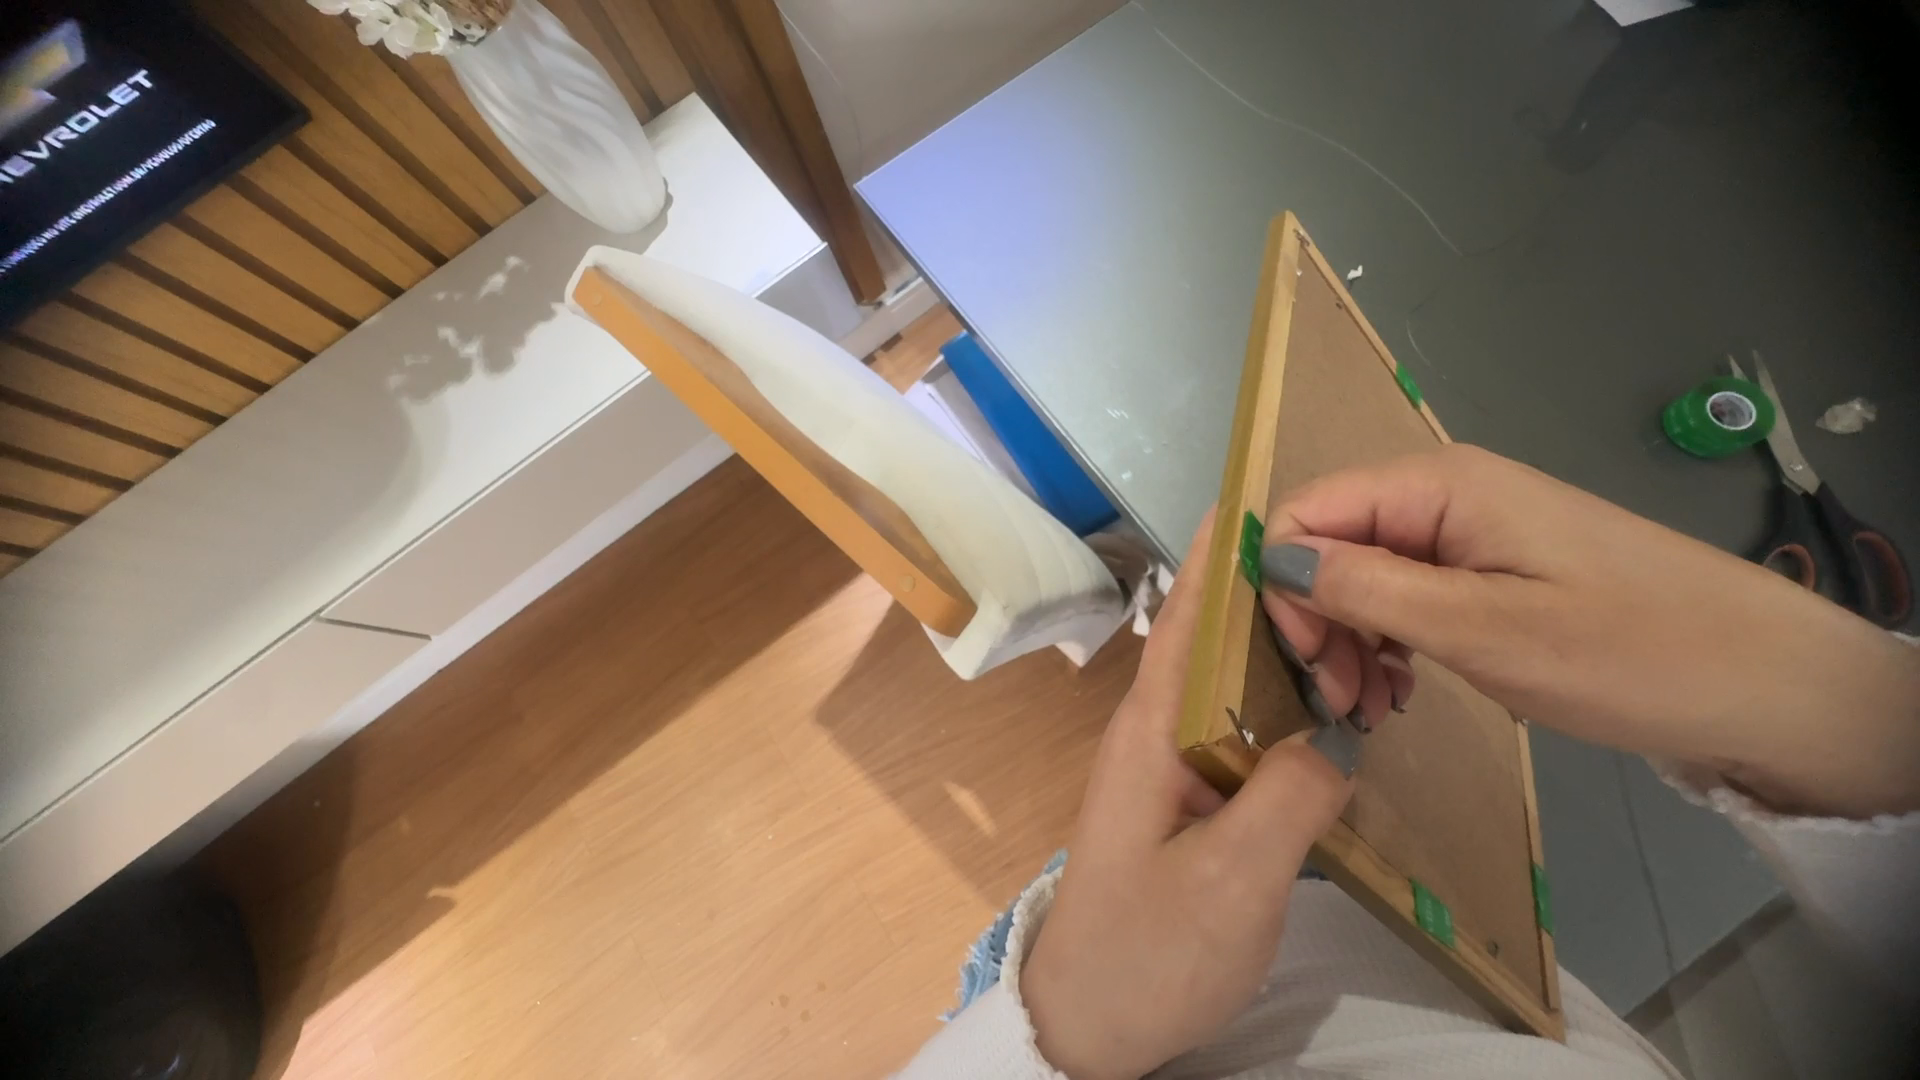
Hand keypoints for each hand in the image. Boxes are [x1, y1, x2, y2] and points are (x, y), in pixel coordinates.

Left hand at [1020, 514, 1355, 1079]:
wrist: (1090, 1016)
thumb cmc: (1149, 947)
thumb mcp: (1233, 879)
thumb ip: (1288, 795)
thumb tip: (1333, 735)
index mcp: (1151, 730)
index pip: (1184, 621)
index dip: (1213, 559)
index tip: (1250, 500)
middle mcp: (1156, 731)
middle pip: (1214, 645)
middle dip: (1273, 606)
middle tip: (1354, 582)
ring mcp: (1171, 766)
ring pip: (1232, 690)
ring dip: (1286, 662)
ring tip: (1359, 639)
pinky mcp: (1190, 800)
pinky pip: (1241, 736)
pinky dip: (1285, 718)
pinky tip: (1332, 719)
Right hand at [1258, 444, 1919, 818]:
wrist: (1780, 689)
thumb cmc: (1633, 653)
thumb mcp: (1482, 629)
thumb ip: (1366, 588)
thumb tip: (1271, 561)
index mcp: (1434, 486)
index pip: (1302, 512)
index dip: (1282, 581)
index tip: (1308, 658)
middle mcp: (1438, 494)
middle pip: (1327, 544)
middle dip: (1315, 620)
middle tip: (1337, 701)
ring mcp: (1462, 530)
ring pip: (1357, 574)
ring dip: (1347, 640)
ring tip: (1369, 707)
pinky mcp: (1482, 566)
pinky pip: (1399, 593)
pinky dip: (1384, 642)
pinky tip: (1397, 689)